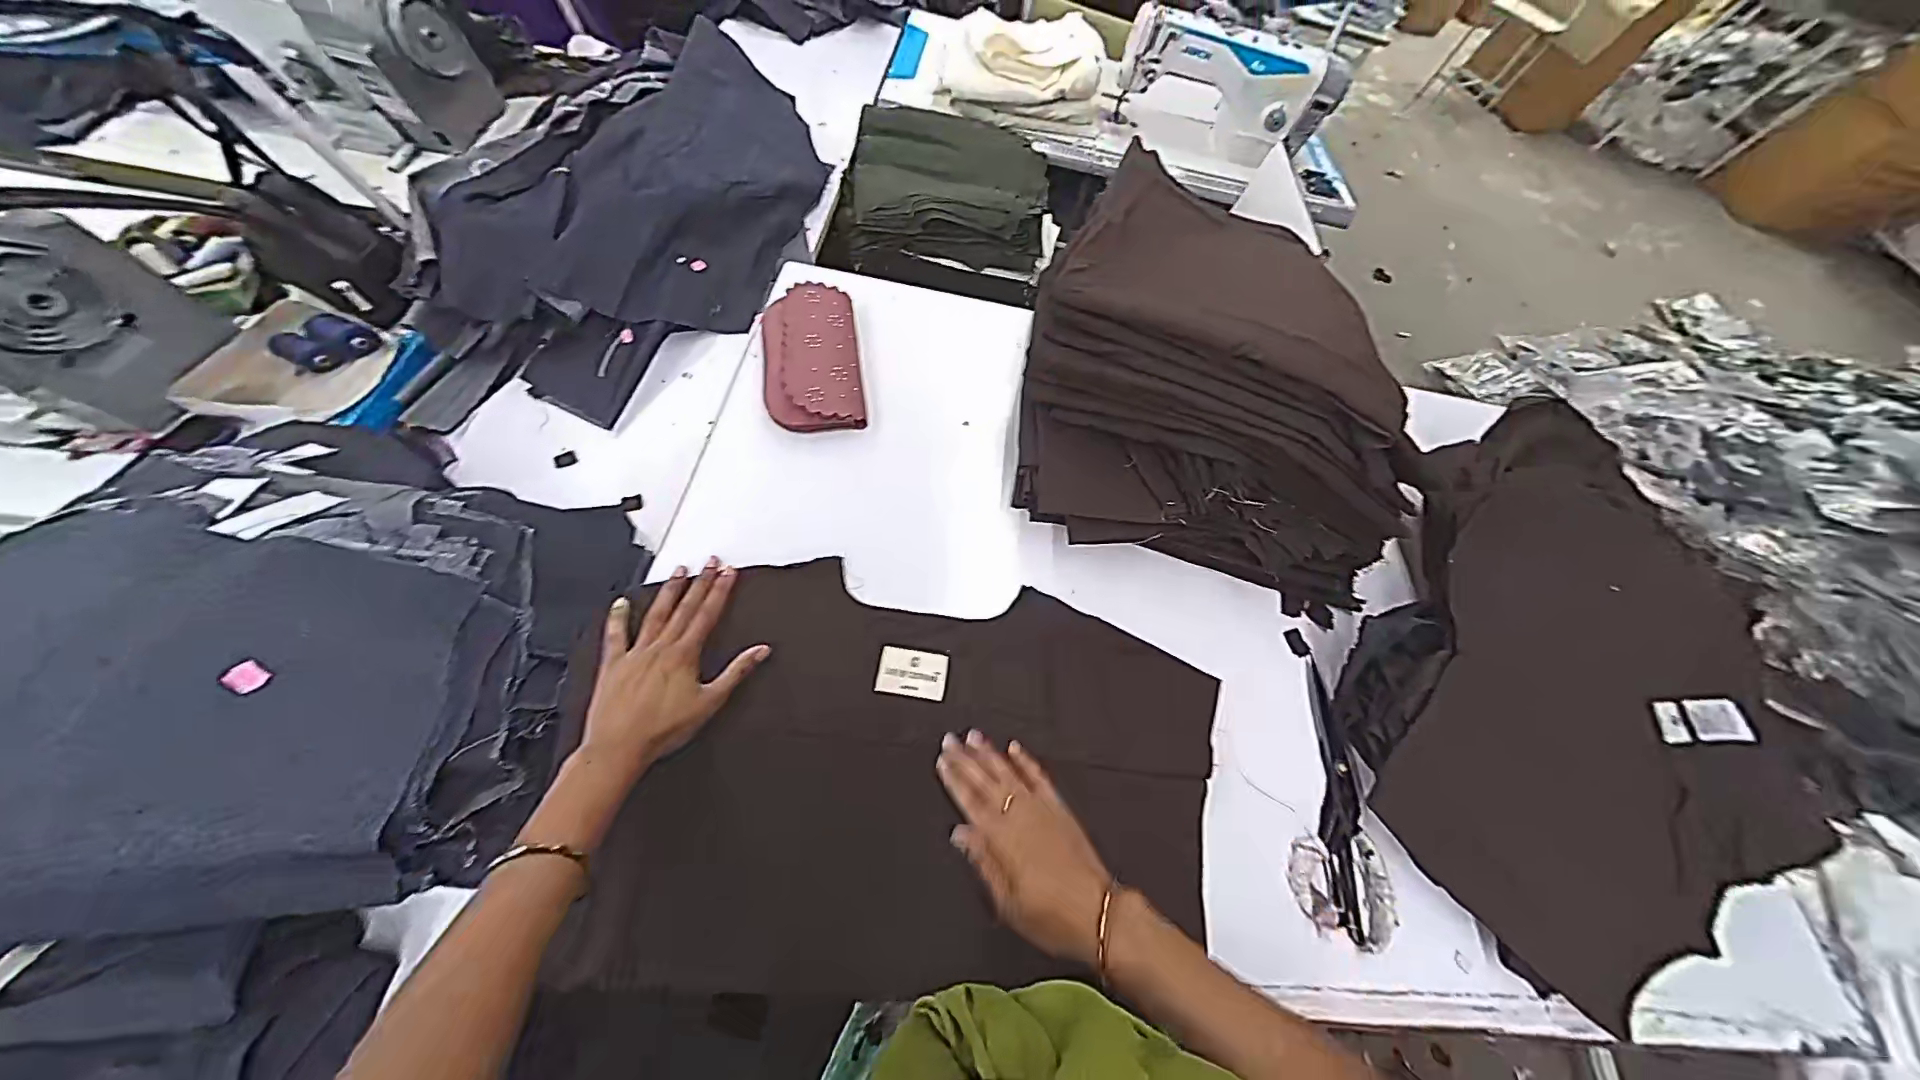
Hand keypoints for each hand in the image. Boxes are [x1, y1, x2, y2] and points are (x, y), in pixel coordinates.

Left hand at [581, 558, 769, 778]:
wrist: (619, 747)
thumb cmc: (663, 730)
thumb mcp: (710, 702)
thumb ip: (736, 672)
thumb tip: (759, 651)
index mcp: (684, 655)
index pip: (706, 614)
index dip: (720, 591)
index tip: (727, 573)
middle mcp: (660, 648)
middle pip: (685, 608)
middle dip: (700, 583)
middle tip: (710, 563)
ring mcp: (635, 653)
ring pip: (655, 614)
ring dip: (669, 591)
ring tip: (679, 572)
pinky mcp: (614, 664)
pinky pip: (616, 635)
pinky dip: (618, 617)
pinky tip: (621, 603)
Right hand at [936, 730, 1114, 965]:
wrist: (1097, 913)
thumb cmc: (1051, 914)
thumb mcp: (1007, 901)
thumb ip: (982, 861)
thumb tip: (960, 835)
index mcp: (1001, 839)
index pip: (970, 801)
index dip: (954, 780)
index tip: (942, 762)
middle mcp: (1019, 817)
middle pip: (985, 781)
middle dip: (965, 759)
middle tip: (950, 740)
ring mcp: (1041, 809)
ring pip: (1008, 773)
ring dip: (990, 753)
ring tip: (974, 737)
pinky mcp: (1060, 808)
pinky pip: (1039, 777)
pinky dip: (1026, 761)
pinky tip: (1014, 749)